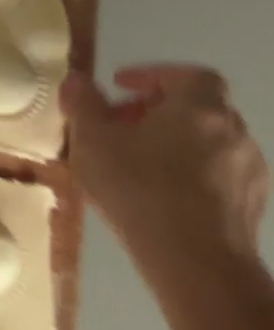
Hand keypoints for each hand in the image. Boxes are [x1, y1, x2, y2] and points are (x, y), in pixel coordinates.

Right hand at [63, 65, 268, 282]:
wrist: (193, 255)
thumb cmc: (136, 186)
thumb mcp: (90, 140)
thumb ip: (84, 104)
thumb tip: (78, 79)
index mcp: (199, 110)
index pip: (191, 75)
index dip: (155, 74)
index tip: (120, 84)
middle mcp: (234, 132)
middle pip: (199, 106)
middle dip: (156, 108)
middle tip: (117, 123)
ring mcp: (249, 166)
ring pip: (207, 138)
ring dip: (172, 137)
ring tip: (133, 158)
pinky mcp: (251, 197)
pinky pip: (217, 167)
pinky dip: (188, 164)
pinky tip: (159, 187)